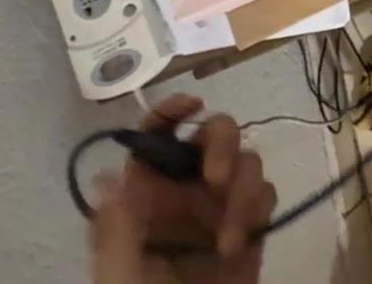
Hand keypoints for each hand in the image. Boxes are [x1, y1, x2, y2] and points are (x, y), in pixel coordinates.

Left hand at [91, 94, 276, 283]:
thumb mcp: (119, 278)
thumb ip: (114, 230)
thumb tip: (106, 172)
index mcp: (147, 193)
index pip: (158, 135)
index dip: (171, 111)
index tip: (192, 104)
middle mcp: (185, 188)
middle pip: (215, 132)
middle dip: (222, 144)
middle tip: (217, 178)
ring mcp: (220, 205)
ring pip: (246, 161)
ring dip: (242, 192)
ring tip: (229, 240)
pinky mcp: (252, 222)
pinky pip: (265, 192)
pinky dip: (256, 211)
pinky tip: (240, 244)